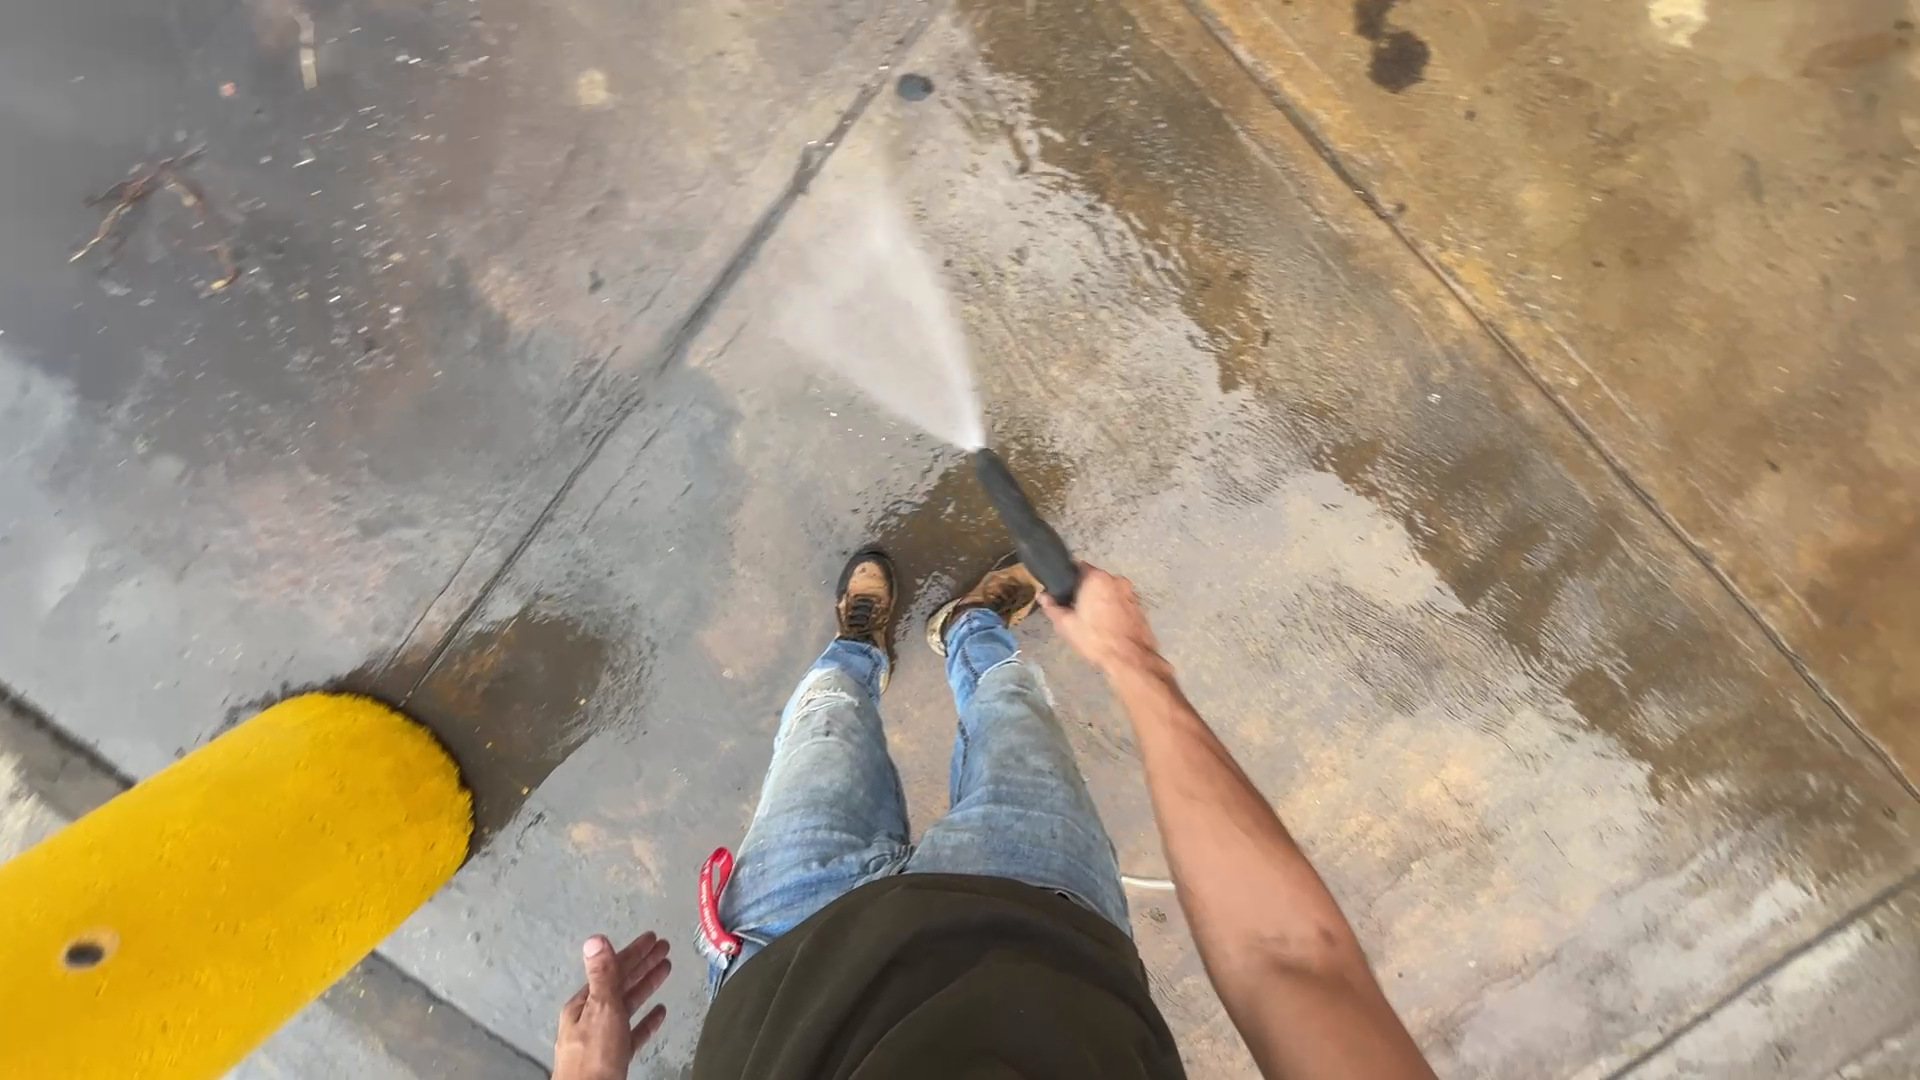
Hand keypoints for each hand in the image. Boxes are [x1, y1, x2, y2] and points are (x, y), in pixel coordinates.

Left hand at [553, 933, 671, 1079]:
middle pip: (620, 984)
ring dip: (647, 985)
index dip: (633, 952)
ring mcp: (602, 1039)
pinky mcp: (614, 1058)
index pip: (612, 969)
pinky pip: (633, 1032)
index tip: (652, 938)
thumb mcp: (601, 1008)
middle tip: (664, 947)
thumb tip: (594, 939)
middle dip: (642, 964)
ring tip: (666, 969)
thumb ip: (601, 974)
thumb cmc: (595, 1054)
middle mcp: (590, 1019)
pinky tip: (659, 1012)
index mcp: (583, 1005)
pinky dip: (646, 1020)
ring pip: (628, 1005)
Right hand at [1039, 563, 1167, 677]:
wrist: (1129, 659)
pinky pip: (1121, 603)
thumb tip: (1043, 597)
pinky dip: (1113, 609)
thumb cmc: (1095, 638)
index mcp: (1097, 578)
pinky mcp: (1140, 608)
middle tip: (1074, 608)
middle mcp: (1117, 580)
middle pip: (1095, 579)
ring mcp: (1131, 594)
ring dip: (1100, 600)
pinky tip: (1106, 626)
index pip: (1078, 567)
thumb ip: (1052, 607)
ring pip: (1109, 591)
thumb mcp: (1066, 625)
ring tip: (1091, 620)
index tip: (1062, 591)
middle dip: (1085, 590)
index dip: (1068, 578)